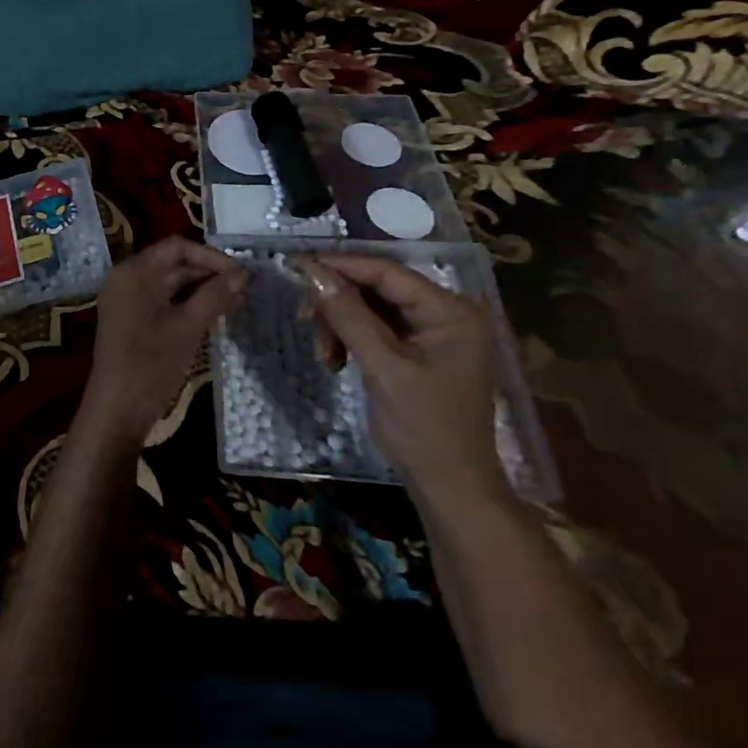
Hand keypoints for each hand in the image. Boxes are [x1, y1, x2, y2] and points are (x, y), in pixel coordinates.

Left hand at [79, 237, 244, 448]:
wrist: (118, 408)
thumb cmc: (151, 363)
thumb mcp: (188, 327)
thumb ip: (215, 296)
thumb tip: (243, 275)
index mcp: (133, 272)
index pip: (176, 247)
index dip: (211, 256)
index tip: (241, 274)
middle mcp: (126, 279)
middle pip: (172, 264)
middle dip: (209, 273)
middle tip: (246, 289)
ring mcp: (126, 300)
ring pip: (169, 284)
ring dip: (201, 290)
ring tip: (237, 301)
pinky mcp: (131, 320)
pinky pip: (162, 302)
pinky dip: (187, 305)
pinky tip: (216, 314)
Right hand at [306, 255, 504, 498]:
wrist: (446, 481)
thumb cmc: (424, 424)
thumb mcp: (383, 367)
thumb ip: (349, 316)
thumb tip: (313, 273)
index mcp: (451, 311)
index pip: (388, 273)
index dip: (341, 266)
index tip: (297, 266)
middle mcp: (444, 313)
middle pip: (376, 288)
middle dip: (336, 303)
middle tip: (303, 318)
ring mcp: (429, 332)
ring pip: (367, 308)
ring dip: (337, 325)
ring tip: (323, 355)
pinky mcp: (413, 349)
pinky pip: (371, 329)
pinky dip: (347, 339)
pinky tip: (333, 360)